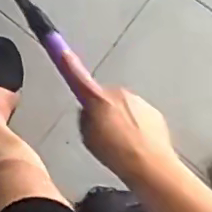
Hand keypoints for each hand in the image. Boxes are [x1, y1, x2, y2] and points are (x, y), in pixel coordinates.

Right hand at [50, 40, 174, 182]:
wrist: (153, 168)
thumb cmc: (117, 154)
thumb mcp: (88, 138)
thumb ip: (85, 118)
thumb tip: (88, 111)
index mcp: (98, 99)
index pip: (77, 76)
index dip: (66, 60)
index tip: (57, 43)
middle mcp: (118, 93)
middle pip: (104, 96)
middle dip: (103, 110)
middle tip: (105, 135)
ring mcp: (138, 101)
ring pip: (122, 106)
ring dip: (121, 119)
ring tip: (123, 145)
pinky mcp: (153, 111)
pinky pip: (139, 115)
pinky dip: (137, 126)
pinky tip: (137, 144)